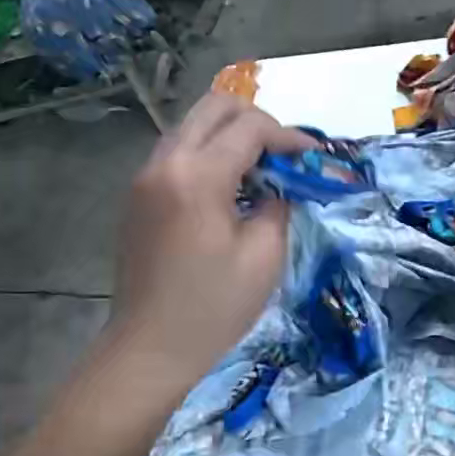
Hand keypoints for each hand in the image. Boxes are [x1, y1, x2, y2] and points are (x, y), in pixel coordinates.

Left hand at [96, 93, 313, 392]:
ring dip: (232, 136)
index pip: (250, 127)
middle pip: (215, 106)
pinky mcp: (139, 195)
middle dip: (258, 121)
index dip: (289, 136)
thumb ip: (279, 204)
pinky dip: (211, 154)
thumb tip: (282, 185)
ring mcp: (145, 177)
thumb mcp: (265, 255)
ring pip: (194, 126)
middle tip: (284, 155)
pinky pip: (180, 152)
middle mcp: (165, 163)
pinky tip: (232, 190)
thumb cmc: (214, 307)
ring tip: (262, 172)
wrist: (149, 348)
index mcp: (197, 177)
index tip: (315, 156)